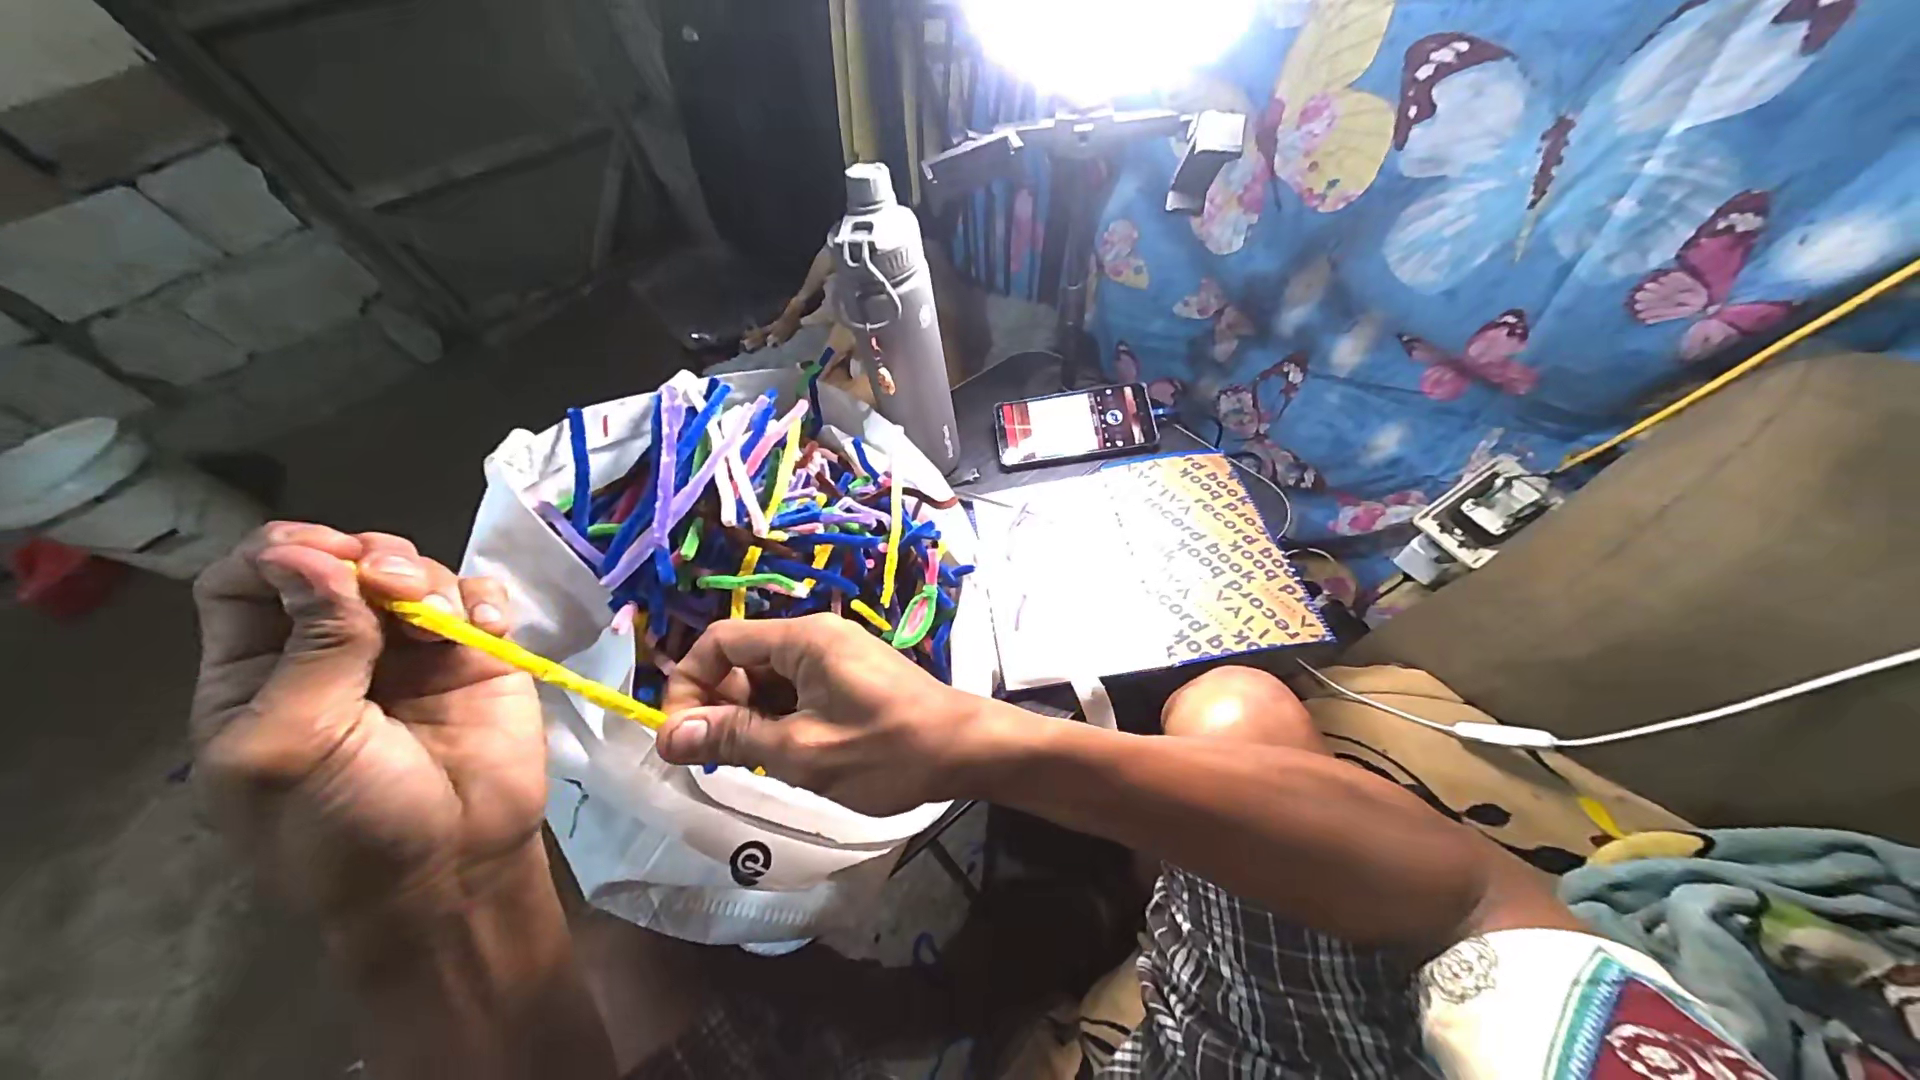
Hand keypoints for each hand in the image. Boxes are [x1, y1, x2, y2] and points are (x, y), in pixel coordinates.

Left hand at [190, 523, 546, 922]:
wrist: (453, 864)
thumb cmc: (348, 822)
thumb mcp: (292, 746)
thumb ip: (307, 649)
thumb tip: (305, 555)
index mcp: (262, 673)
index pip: (249, 582)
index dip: (280, 554)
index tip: (321, 556)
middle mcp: (340, 651)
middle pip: (343, 564)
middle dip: (367, 558)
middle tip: (387, 583)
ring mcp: (418, 652)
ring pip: (418, 574)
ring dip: (428, 578)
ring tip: (440, 621)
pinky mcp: (482, 658)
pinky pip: (483, 602)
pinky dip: (486, 601)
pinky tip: (487, 629)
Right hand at [658, 614, 991, 815]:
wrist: (965, 749)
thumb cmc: (887, 751)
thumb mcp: (803, 751)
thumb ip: (734, 738)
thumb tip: (670, 735)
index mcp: (804, 638)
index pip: (719, 642)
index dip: (688, 685)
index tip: (683, 737)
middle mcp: (817, 636)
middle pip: (743, 659)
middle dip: (721, 705)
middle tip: (722, 760)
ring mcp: (837, 655)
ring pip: (769, 679)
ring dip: (751, 717)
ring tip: (758, 762)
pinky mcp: (850, 676)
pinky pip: (798, 689)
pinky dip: (781, 718)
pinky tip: (788, 753)